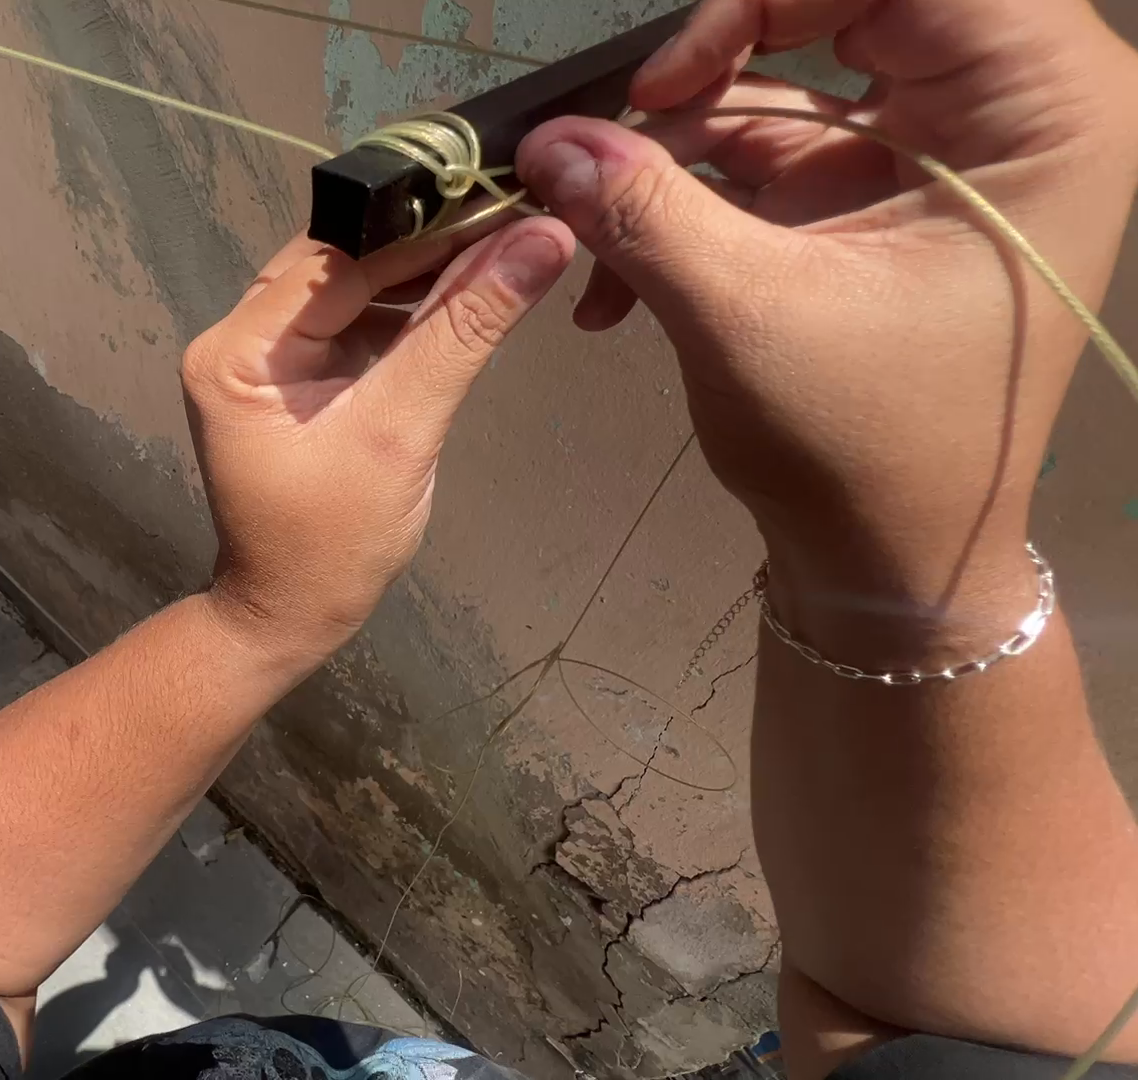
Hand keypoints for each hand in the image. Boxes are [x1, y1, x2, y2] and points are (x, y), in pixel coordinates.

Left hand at [184, 219, 573, 664]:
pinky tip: (463, 294)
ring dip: (420, 273)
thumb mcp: (399, 434)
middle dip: (424, 243)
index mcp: (235, 355)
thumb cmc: (333, 542)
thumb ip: (462, 333)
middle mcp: (236, 343)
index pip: (334, 263)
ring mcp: (261, 359)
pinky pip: (351, 324)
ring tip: (503, 243)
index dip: (423, 228)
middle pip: (337, 265)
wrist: (293, 608)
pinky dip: (404, 312)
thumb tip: (541, 238)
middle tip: (515, 210)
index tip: (508, 194)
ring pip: (348, 288)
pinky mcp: (291, 378)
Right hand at [514, 0, 1137, 650]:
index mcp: (1032, 107)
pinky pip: (735, 181)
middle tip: (598, 161)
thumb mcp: (741, 314)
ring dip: (652, 180)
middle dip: (689, 98)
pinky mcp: (837, 216)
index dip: (766, 3)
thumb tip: (546, 145)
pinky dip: (662, 224)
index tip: (655, 91)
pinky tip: (608, 296)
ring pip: (757, 109)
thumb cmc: (852, 435)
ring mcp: (901, 164)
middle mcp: (981, 111)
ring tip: (581, 253)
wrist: (875, 540)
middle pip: (823, 26)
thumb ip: (644, 214)